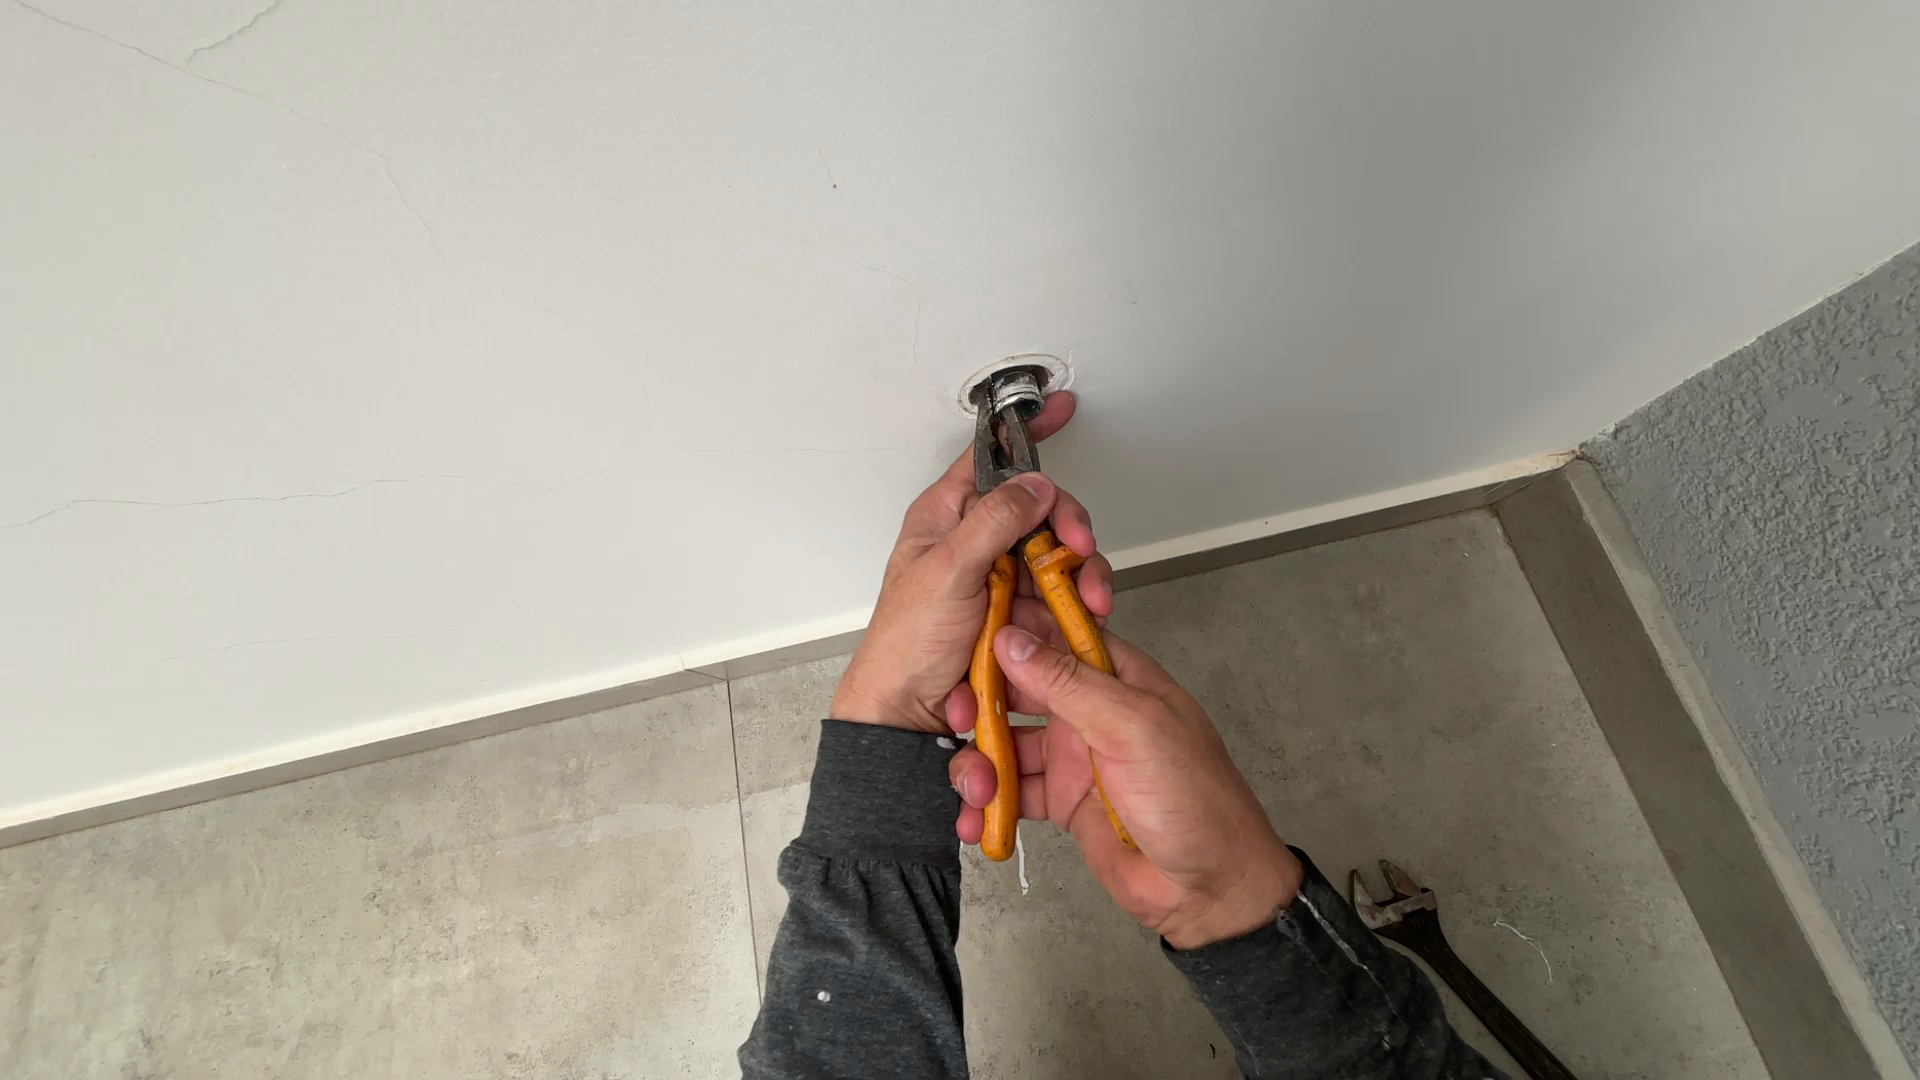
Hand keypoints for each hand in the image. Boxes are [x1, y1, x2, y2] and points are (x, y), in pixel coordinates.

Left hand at [830, 392, 1113, 732]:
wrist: (911, 712)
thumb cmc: (906, 643)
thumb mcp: (947, 573)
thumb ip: (992, 523)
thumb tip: (1035, 484)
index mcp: (946, 517)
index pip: (988, 458)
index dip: (1023, 432)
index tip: (1059, 409)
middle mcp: (975, 539)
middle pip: (1037, 506)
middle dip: (1067, 525)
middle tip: (1080, 550)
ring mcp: (1000, 575)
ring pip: (1056, 551)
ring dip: (1080, 572)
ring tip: (1087, 600)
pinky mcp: (1018, 608)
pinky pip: (1059, 591)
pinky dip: (1076, 600)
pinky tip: (1083, 617)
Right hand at [946, 625, 1304, 948]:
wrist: (1209, 892)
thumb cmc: (1190, 797)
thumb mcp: (1133, 729)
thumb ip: (1069, 684)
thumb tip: (1010, 638)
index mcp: (1114, 676)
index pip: (1055, 633)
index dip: (1011, 627)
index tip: (963, 628)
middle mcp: (1088, 708)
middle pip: (1019, 685)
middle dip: (981, 697)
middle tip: (954, 717)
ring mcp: (1071, 754)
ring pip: (1006, 739)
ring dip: (982, 759)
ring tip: (974, 789)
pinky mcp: (1058, 798)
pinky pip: (1011, 790)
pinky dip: (989, 803)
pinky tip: (974, 820)